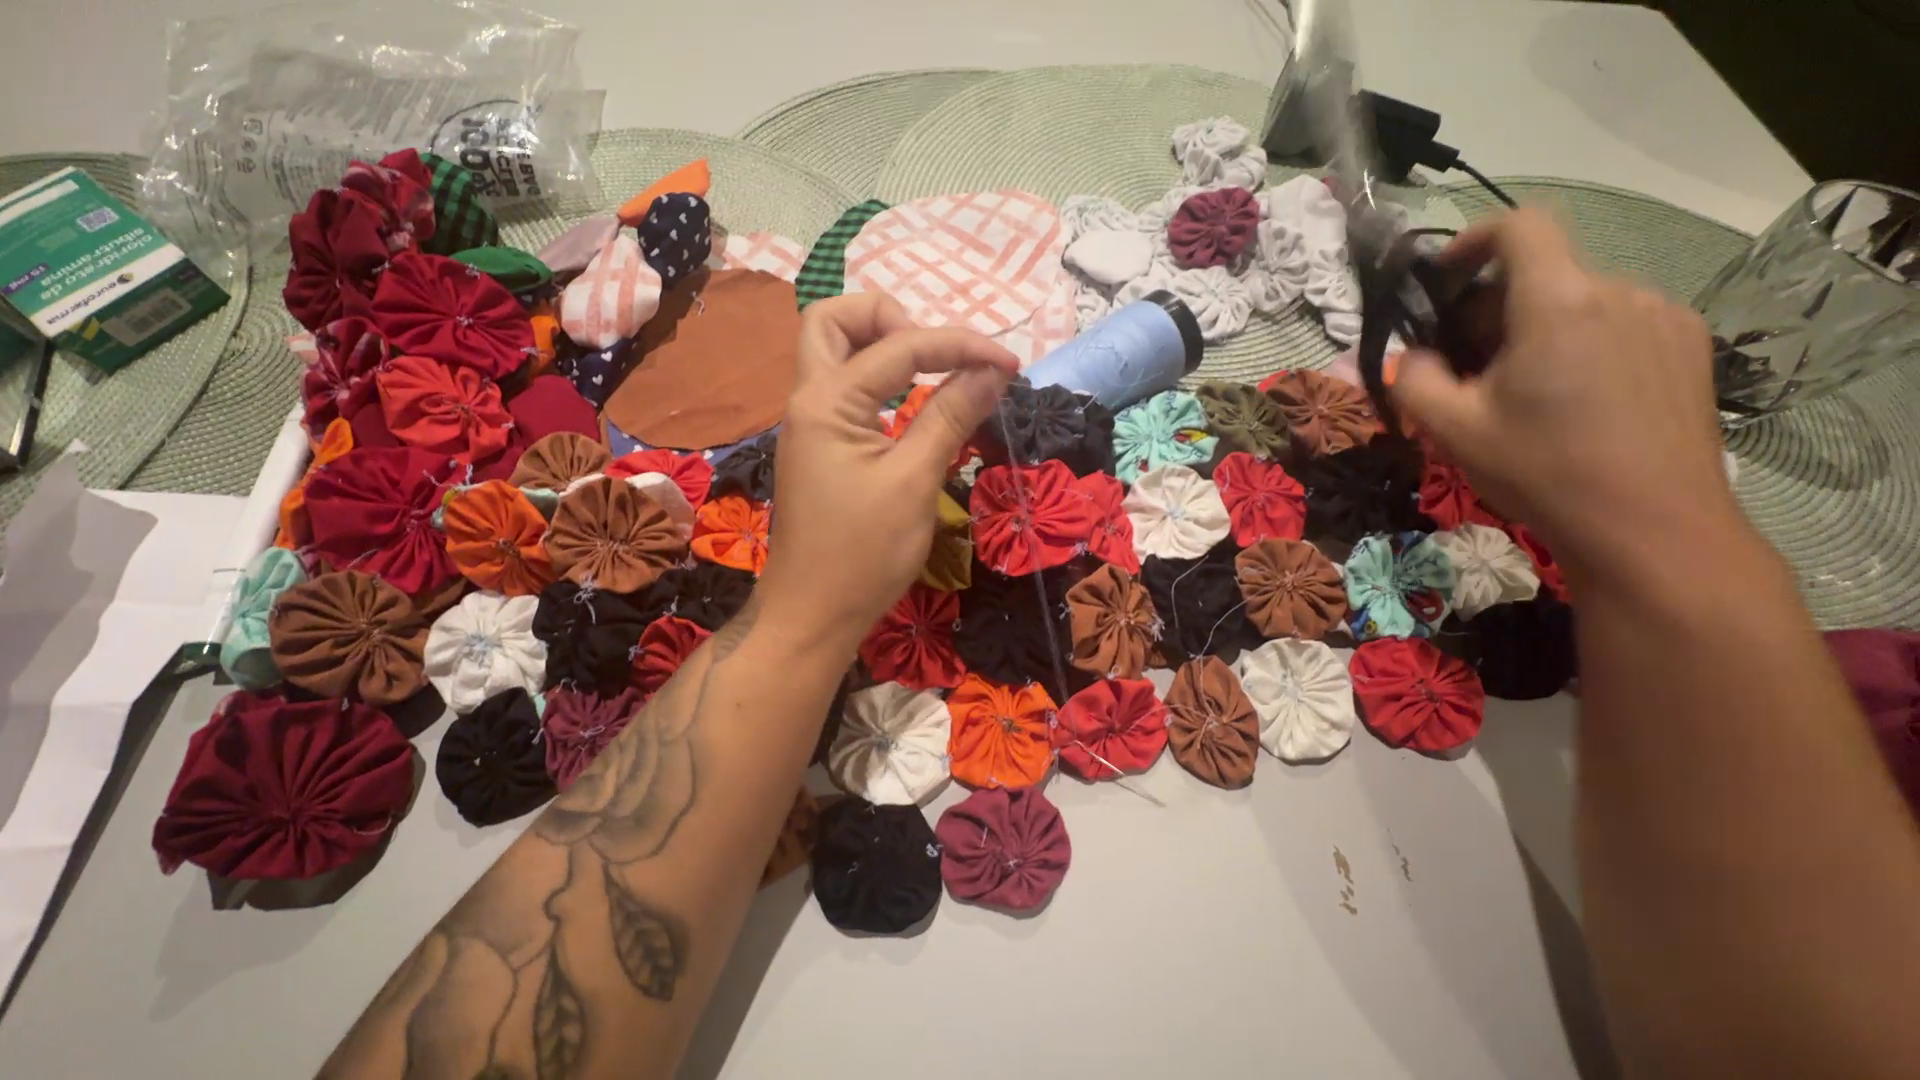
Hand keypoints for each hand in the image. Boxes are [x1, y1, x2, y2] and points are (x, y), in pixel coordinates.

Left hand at [757, 293, 1016, 654]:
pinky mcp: (820, 447)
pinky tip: (914, 400)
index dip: (960, 345)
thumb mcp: (914, 483)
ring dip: (882, 344)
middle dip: (889, 317)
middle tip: (937, 353)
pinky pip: (845, 388)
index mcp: (826, 402)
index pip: (899, 345)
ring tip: (935, 369)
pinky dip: (879, 378)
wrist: (812, 616)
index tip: (1009, 365)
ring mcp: (810, 423)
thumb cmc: (862, 555)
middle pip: (833, 321)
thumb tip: (992, 371)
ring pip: (834, 352)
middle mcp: (809, 400)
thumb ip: (950, 417)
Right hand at [1390, 208, 1734, 578]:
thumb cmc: (1543, 472)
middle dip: (1494, 307)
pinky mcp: (1689, 346)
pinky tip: (1579, 401)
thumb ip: (1414, 379)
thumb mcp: (1454, 431)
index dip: (1473, 240)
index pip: (1520, 227)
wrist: (1652, 527)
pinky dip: (1585, 343)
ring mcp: (1663, 317)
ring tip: (1527, 391)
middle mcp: (1618, 292)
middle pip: (1544, 273)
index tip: (1445, 279)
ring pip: (1581, 301)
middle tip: (1470, 366)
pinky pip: (1621, 323)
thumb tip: (1413, 356)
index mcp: (1557, 304)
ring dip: (1540, 328)